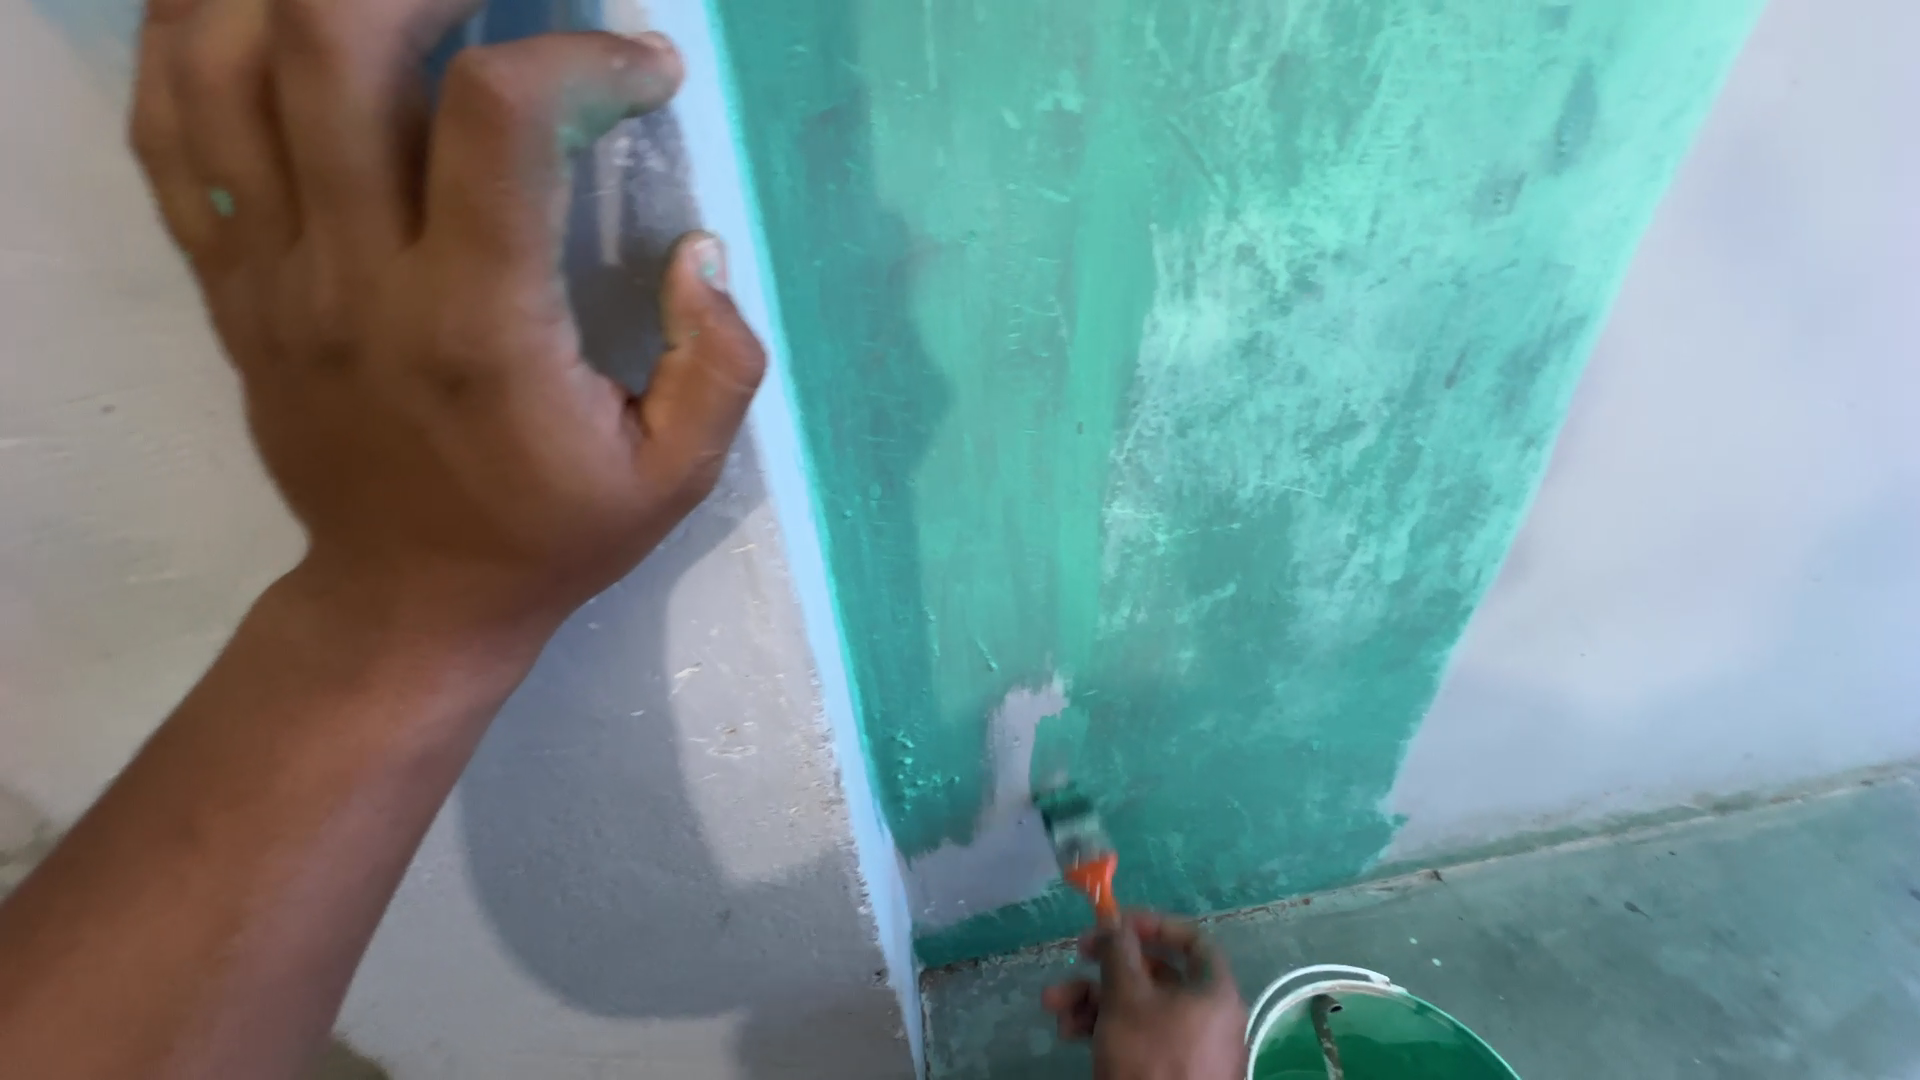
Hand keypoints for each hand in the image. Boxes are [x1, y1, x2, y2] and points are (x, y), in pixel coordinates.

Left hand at [130, 0, 765, 646]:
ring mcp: (273, 276)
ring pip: (221, 54)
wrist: (417, 598)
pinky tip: (278, 24)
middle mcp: (359, 279)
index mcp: (483, 327)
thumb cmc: (559, 534)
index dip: (583, 58)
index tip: (647, 67)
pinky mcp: (232, 287)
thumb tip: (703, 253)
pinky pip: (172, 123)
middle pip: (332, 40)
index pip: (502, 121)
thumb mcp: (680, 474)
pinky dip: (201, 37)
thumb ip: (718, 366)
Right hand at [1043, 913, 1249, 1079]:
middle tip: (1078, 954)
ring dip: (1093, 997)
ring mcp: (1190, 1049)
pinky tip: (1068, 1032)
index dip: (1153, 923)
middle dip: (1107, 965)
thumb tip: (1114, 919)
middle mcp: (1207, 1016)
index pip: (1191, 939)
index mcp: (1213, 992)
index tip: (1116, 923)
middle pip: (1155, 972)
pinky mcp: (1170, 1074)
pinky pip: (1140, 1036)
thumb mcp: (1125, 997)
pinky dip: (1105, 1027)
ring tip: (1055, 1005)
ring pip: (1139, 1005)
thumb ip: (1117, 950)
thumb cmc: (1150, 1061)